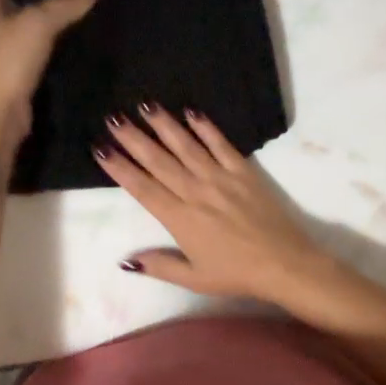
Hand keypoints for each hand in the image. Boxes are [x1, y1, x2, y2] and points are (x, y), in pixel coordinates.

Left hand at [0, 0, 99, 146]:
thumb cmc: (6, 64)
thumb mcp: (38, 22)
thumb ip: (67, 2)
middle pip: (33, 7)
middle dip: (61, 3)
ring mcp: (6, 55)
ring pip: (42, 35)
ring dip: (65, 31)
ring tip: (101, 18)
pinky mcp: (20, 79)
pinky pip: (46, 59)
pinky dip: (63, 55)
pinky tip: (88, 49)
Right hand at [96, 107, 329, 302]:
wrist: (284, 264)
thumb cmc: (236, 274)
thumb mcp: (194, 279)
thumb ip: (159, 266)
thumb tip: (125, 261)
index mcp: (180, 219)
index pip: (143, 188)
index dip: (120, 168)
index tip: (101, 149)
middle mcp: (196, 192)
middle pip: (159, 161)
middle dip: (134, 138)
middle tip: (114, 118)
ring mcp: (221, 179)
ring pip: (187, 146)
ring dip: (165, 125)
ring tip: (145, 106)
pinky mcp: (244, 172)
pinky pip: (221, 144)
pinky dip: (206, 127)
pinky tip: (191, 111)